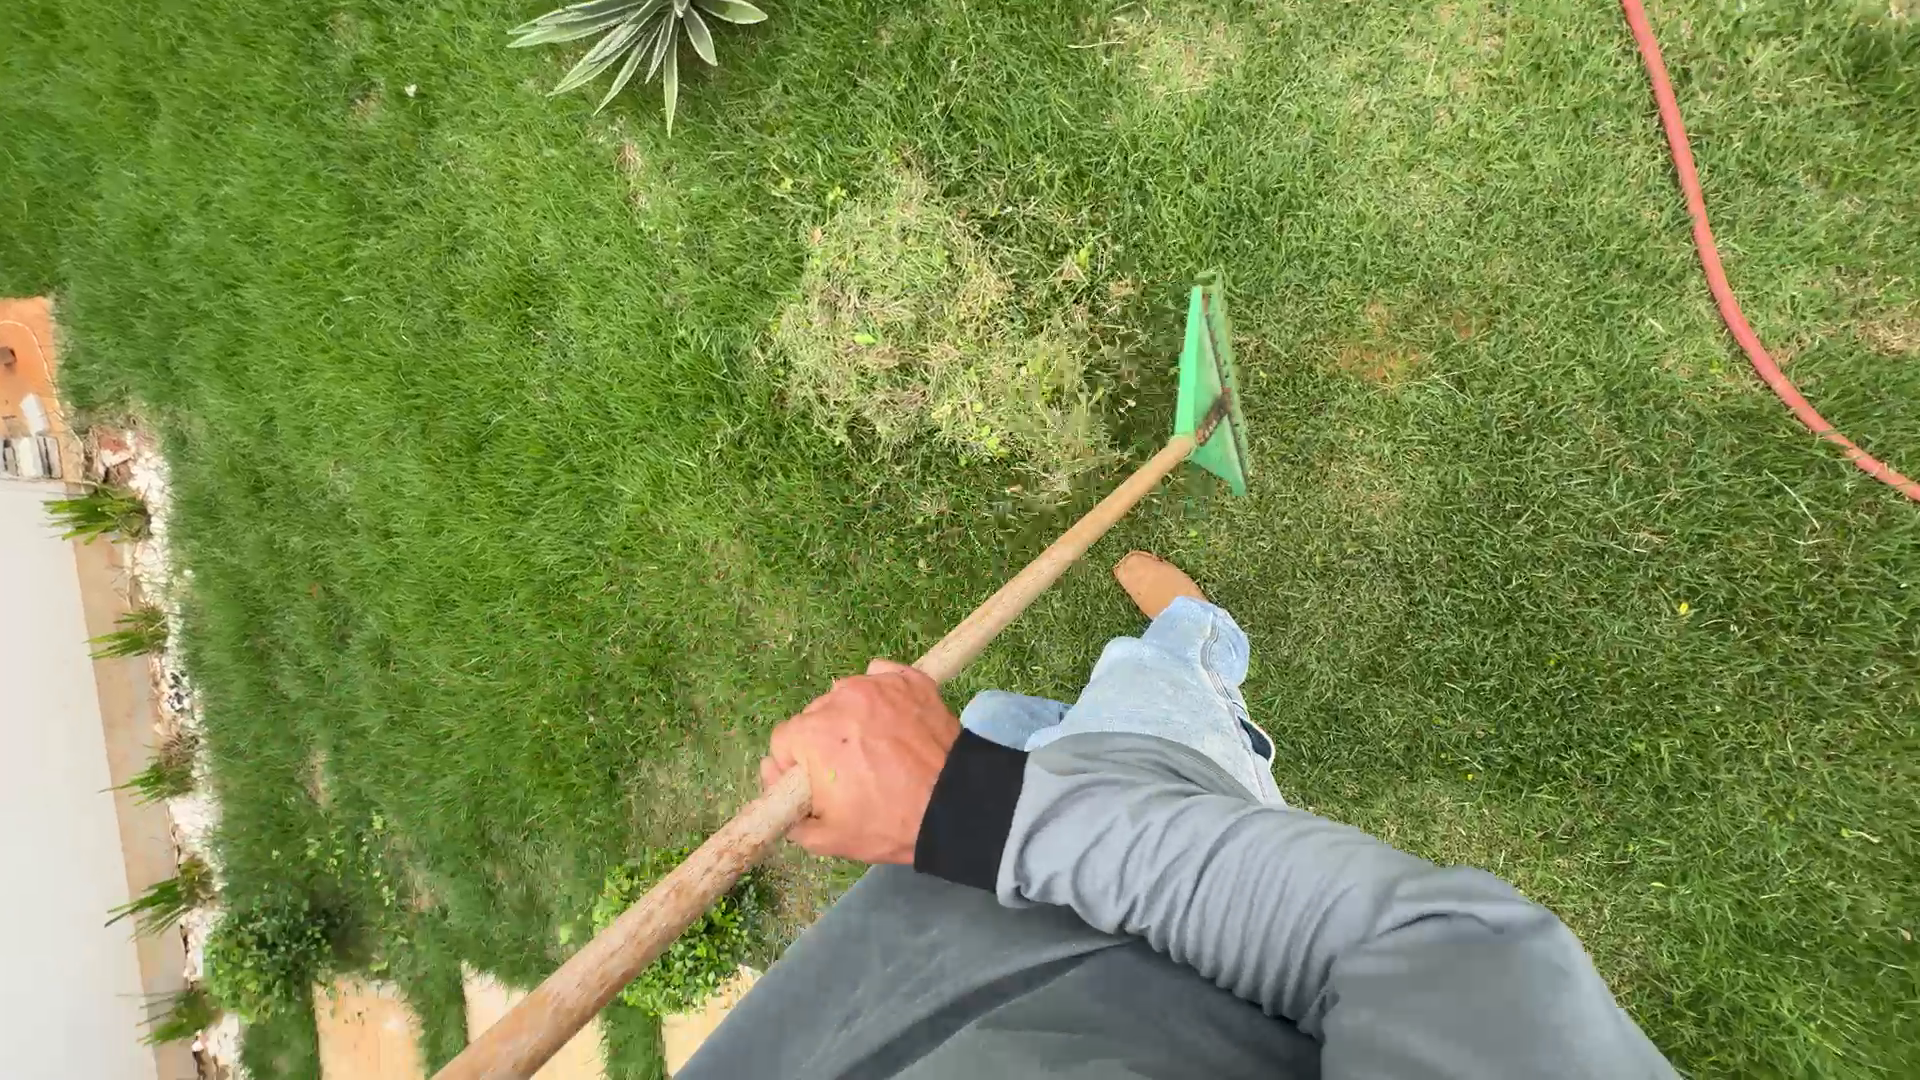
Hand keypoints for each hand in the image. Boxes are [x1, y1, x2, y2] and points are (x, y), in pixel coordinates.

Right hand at [761, 659, 959, 863]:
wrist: (954, 804)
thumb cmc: (889, 822)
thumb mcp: (826, 838)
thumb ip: (788, 813)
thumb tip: (776, 780)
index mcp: (813, 734)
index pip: (783, 740)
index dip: (795, 764)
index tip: (815, 781)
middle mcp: (840, 699)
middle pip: (815, 715)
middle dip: (824, 740)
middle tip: (852, 769)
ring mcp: (877, 684)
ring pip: (847, 695)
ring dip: (852, 716)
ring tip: (877, 745)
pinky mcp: (909, 678)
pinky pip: (880, 675)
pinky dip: (882, 693)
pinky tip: (893, 719)